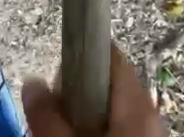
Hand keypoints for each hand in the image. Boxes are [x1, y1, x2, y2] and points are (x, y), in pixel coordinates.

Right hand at [20, 45, 167, 136]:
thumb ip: (47, 115)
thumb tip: (31, 82)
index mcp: (137, 105)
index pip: (109, 56)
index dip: (78, 60)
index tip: (56, 85)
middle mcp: (152, 117)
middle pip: (106, 89)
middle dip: (74, 101)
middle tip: (50, 125)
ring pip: (109, 118)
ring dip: (81, 126)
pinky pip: (118, 136)